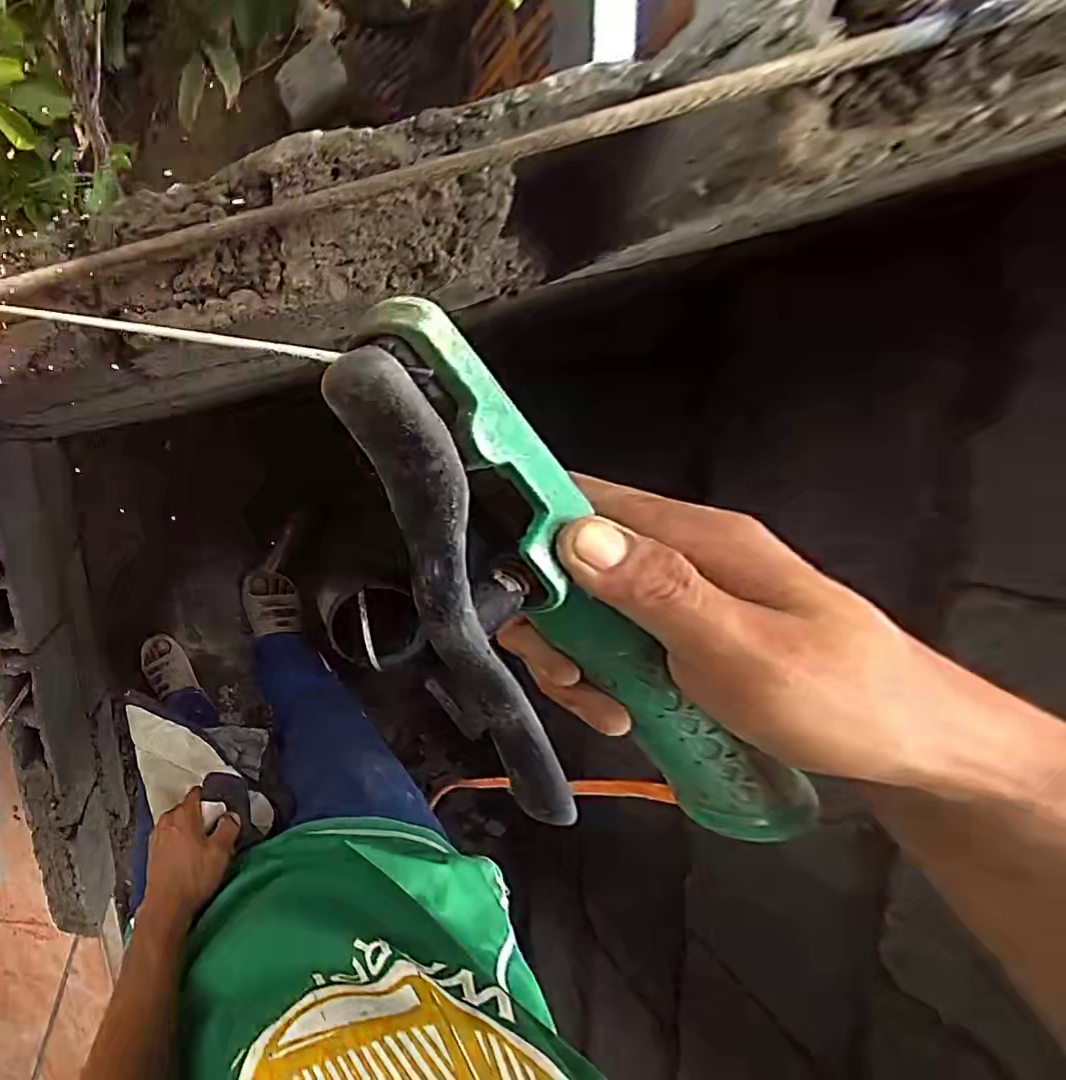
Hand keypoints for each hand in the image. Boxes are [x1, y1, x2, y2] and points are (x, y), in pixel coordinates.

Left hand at [143, 787, 239, 930]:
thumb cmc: (193, 878)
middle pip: (186, 808)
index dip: (210, 800)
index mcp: (183, 814)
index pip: (196, 794)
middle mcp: (167, 820)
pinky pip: (169, 838)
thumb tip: (231, 817)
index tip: (219, 810)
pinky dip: (178, 843)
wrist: (166, 904)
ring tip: (201, 850)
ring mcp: (157, 835)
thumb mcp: (220, 853)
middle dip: (200, 817)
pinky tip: (186, 860)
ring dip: (188, 831)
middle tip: (214, 834)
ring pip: (177, 824)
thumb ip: (228, 829)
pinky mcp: (153, 851)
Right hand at [497, 476, 1032, 798]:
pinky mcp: (664, 636)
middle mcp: (671, 558)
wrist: (923, 760)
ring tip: (598, 704)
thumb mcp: (745, 648)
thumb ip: (659, 590)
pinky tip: (618, 712)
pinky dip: (591, 680)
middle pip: (560, 566)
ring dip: (566, 660)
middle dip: (544, 619)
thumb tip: (575, 535)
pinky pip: (598, 647)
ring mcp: (666, 599)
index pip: (580, 499)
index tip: (503, 582)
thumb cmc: (848, 702)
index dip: (525, 526)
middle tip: (560, 669)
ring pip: (572, 613)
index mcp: (693, 538)